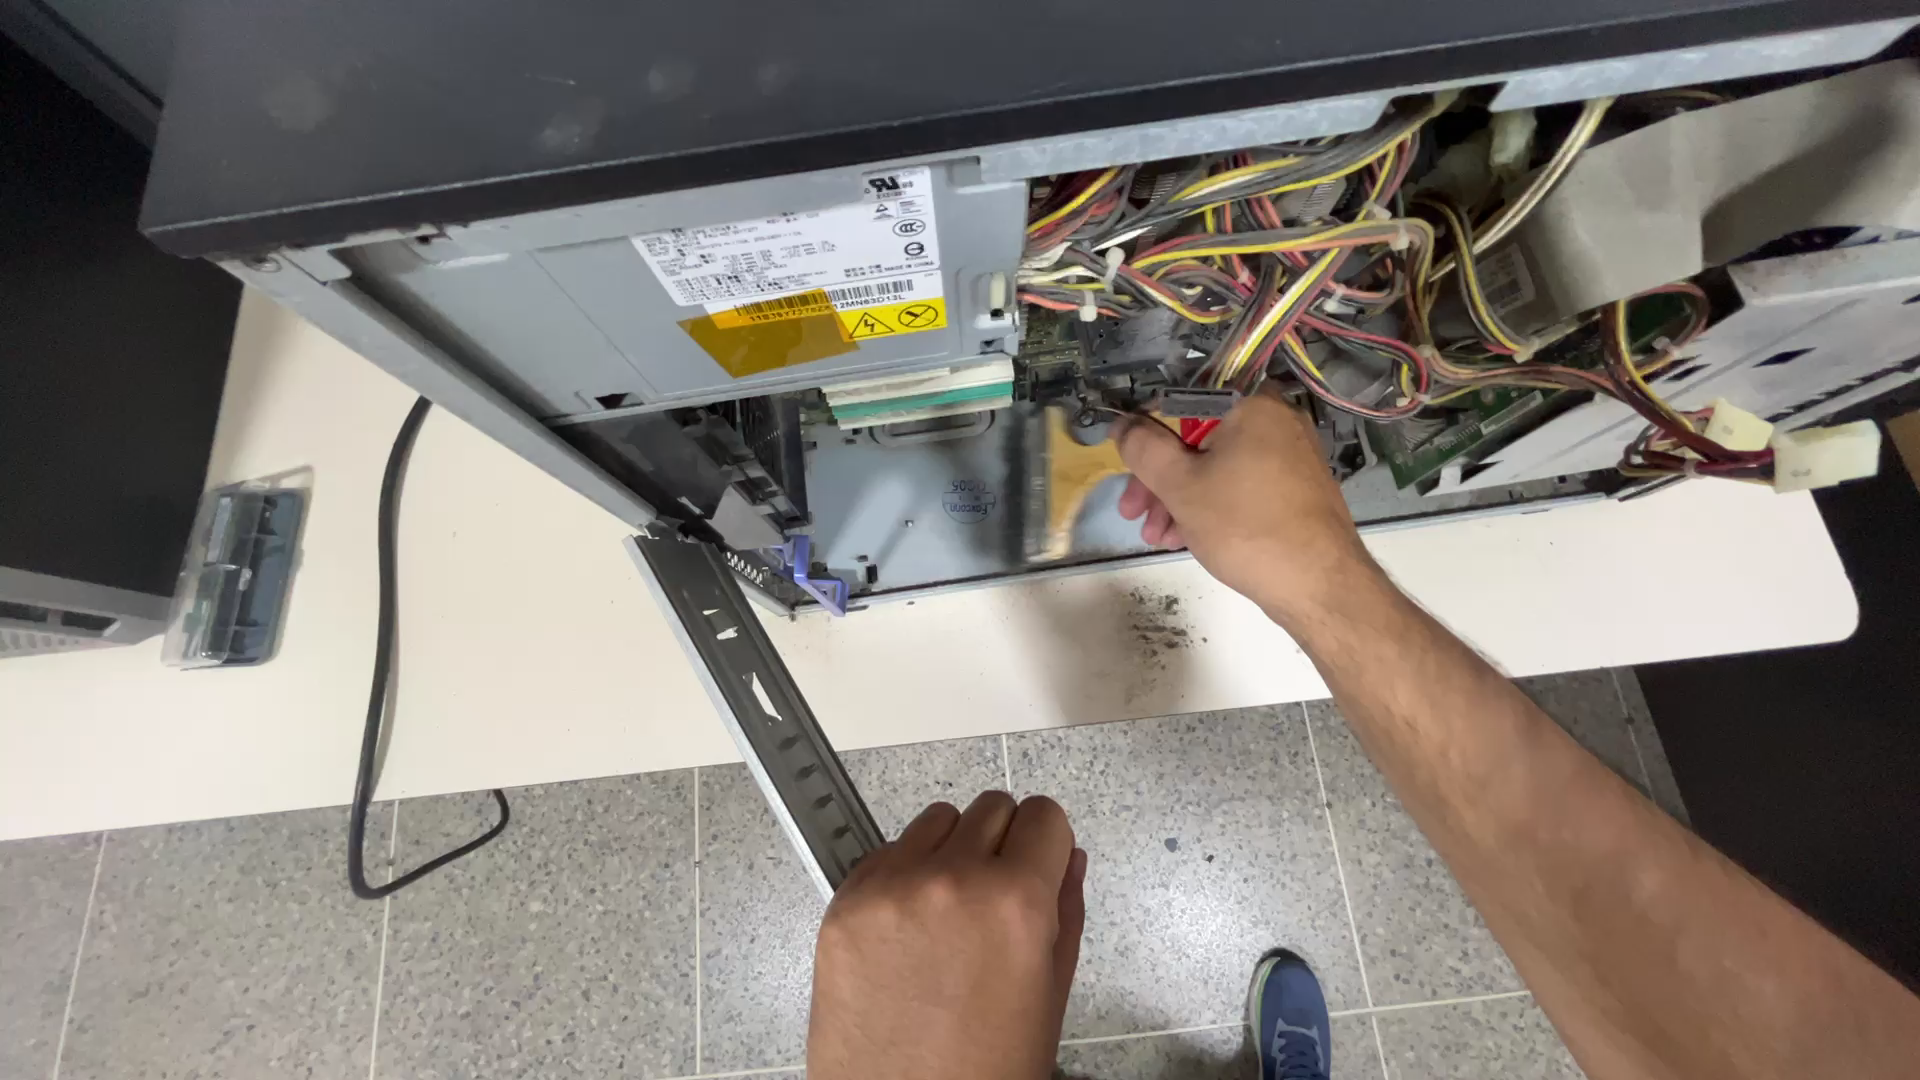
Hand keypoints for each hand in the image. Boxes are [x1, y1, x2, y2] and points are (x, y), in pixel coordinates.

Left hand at [807, 792, 1087, 1079]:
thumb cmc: (983, 1070)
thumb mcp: (1048, 997)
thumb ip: (1066, 910)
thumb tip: (1066, 853)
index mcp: (1015, 904)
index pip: (1044, 814)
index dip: (1046, 840)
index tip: (1037, 860)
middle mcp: (952, 880)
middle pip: (991, 806)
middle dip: (1001, 842)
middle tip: (992, 894)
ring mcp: (892, 886)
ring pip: (938, 819)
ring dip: (950, 850)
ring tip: (947, 910)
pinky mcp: (846, 900)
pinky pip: (888, 852)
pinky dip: (903, 876)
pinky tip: (907, 929)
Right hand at [1115, 387, 1382, 622]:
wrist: (1316, 584)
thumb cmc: (1242, 525)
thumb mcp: (1178, 485)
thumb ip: (1142, 448)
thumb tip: (1122, 424)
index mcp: (1251, 404)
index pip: (1182, 400)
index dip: (1147, 432)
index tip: (1128, 464)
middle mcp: (1276, 420)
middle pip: (1197, 438)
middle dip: (1159, 478)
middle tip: (1133, 511)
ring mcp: (1290, 455)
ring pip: (1216, 466)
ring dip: (1179, 498)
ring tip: (1157, 536)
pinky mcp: (1295, 488)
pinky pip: (1240, 484)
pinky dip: (1210, 504)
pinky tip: (1186, 537)